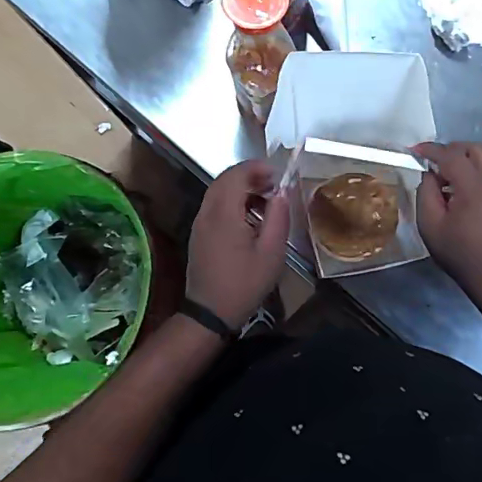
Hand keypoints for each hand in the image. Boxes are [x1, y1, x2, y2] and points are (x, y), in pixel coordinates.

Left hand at [186, 161, 291, 327]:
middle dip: (249, 176)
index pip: (236, 175)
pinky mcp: (198, 234)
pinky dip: (231, 201)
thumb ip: (278, 217)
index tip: (278, 174)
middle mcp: (207, 212)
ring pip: (217, 192)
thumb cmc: (244, 284)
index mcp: (224, 213)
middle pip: (224, 179)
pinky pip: (214, 206)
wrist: (209, 312)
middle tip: (274, 185)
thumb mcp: (271, 253)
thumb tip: (283, 192)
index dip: (257, 168)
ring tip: (265, 201)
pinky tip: (249, 218)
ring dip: (240, 188)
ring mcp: (199, 223)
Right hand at [413, 141, 481, 297]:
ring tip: (446, 176)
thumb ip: (425, 194)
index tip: (414, 151)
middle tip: (433, 162)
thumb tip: (429, 175)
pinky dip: (475, 169)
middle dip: (452, 149)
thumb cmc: (461, 255)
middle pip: (476, 149)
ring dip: (465, 158)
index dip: (431, 149)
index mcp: (474, 187)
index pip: (451, 155)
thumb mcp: (430, 226)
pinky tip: (461, 189)